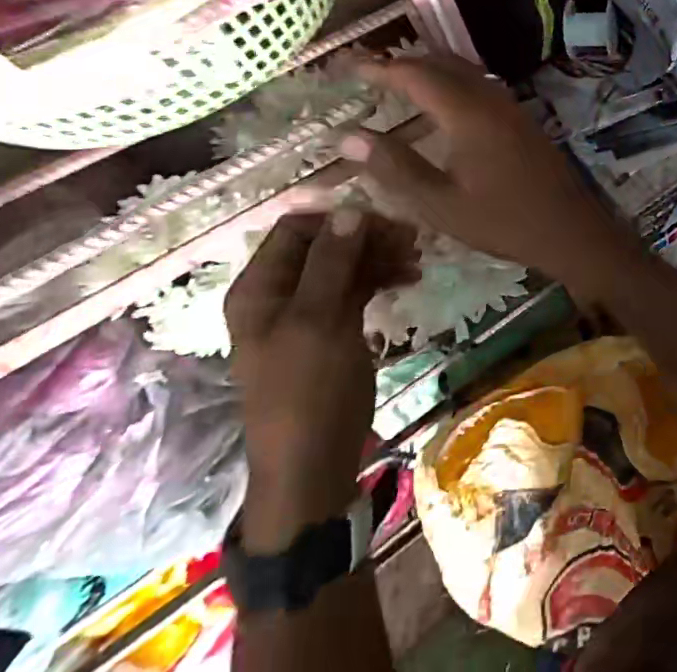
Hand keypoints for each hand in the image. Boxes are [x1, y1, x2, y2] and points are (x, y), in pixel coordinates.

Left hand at [224, 207, 414, 552]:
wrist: (312, 467)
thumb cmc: (307, 392)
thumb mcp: (317, 323)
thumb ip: (331, 263)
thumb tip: (350, 209)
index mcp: (259, 287)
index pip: (296, 228)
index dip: (338, 219)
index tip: (385, 221)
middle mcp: (279, 293)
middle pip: (324, 245)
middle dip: (366, 237)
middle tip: (412, 238)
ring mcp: (307, 313)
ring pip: (344, 266)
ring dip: (378, 256)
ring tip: (417, 257)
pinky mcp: (333, 330)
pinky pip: (355, 290)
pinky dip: (380, 279)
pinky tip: (409, 278)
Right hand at [339, 55, 644, 288]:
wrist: (571, 230)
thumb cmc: (503, 221)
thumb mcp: (441, 204)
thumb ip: (395, 168)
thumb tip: (347, 138)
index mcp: (467, 113)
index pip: (414, 75)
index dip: (379, 68)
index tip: (348, 67)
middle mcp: (490, 98)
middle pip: (440, 63)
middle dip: (402, 62)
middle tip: (368, 72)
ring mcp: (511, 106)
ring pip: (464, 71)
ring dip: (429, 69)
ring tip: (398, 81)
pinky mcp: (522, 118)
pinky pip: (480, 84)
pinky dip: (452, 82)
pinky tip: (442, 105)